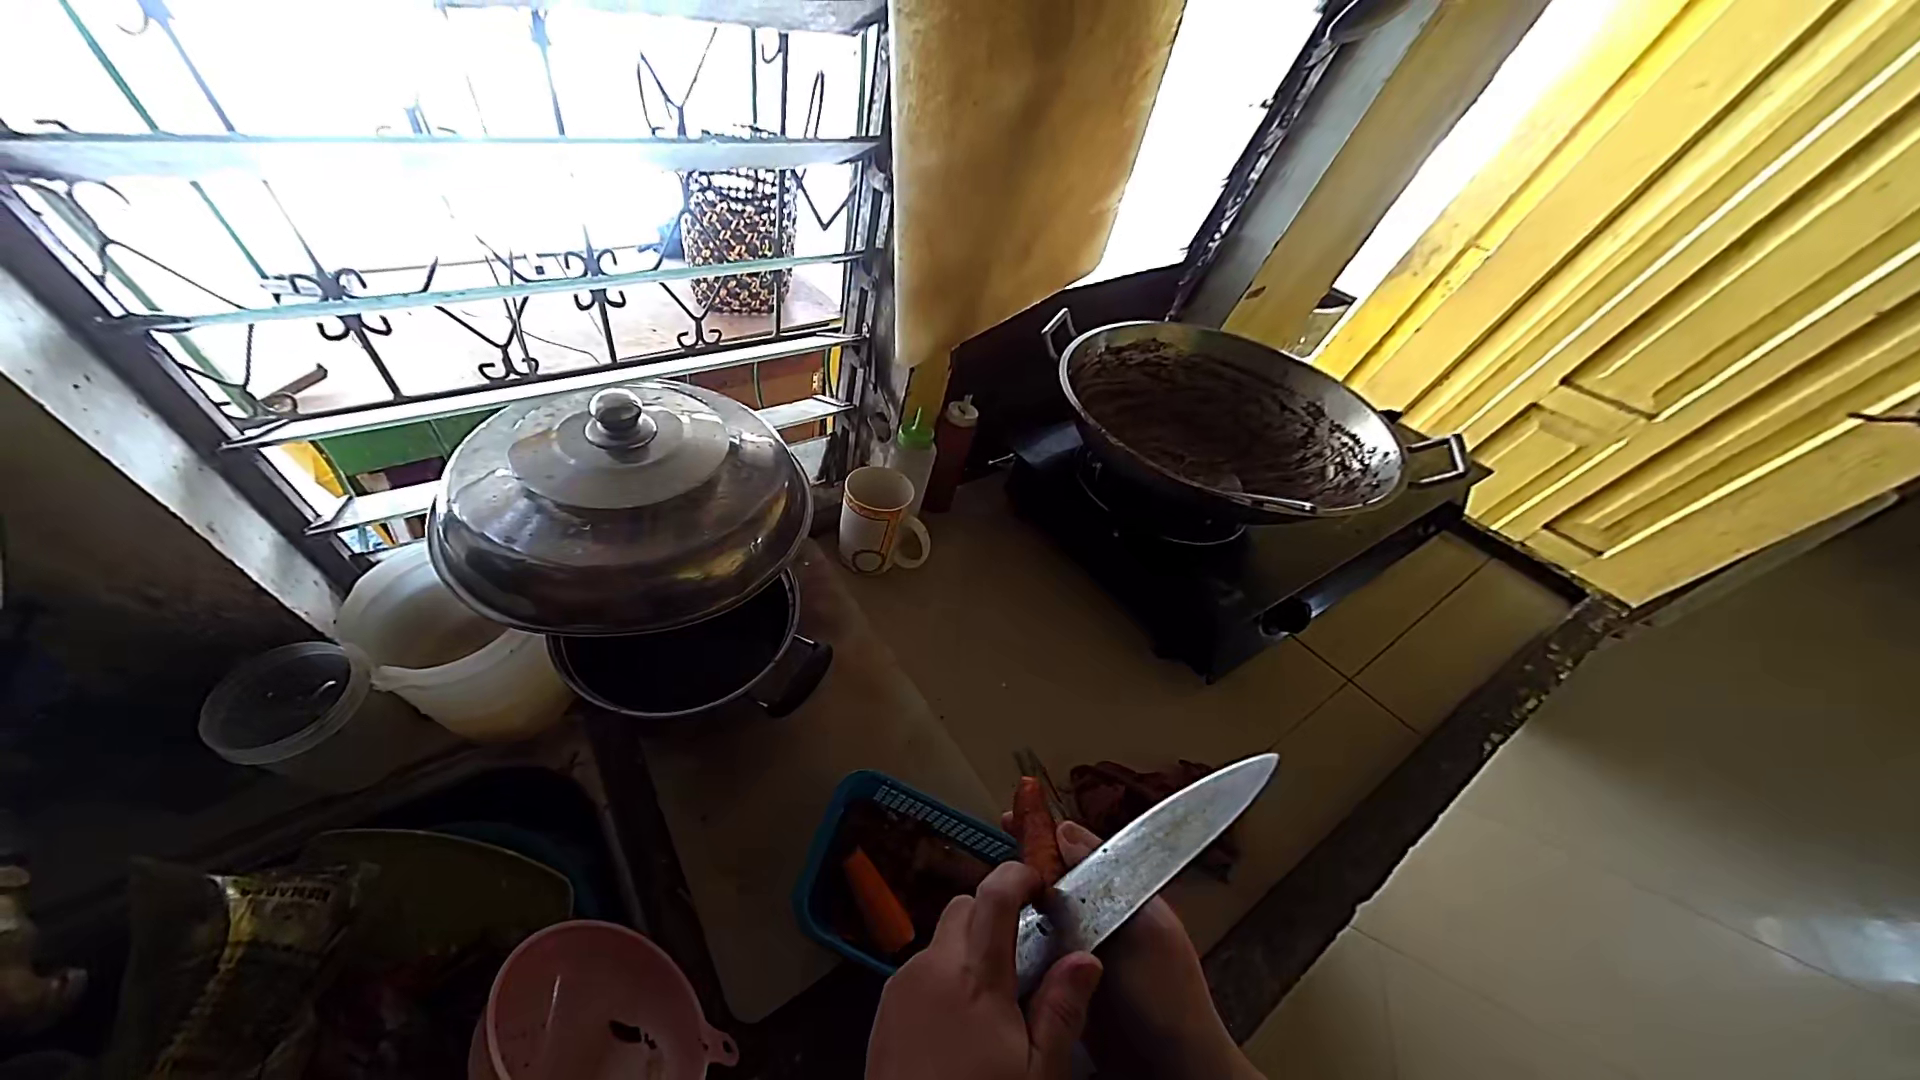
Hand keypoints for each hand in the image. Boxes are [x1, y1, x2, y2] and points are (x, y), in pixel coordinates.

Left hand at [866, 860, 1103, 1079]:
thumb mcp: (1037, 1076)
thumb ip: (1061, 1011)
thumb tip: (1085, 960)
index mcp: (974, 976)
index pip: (994, 893)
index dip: (1019, 876)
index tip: (1039, 885)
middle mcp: (932, 967)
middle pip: (965, 907)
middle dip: (994, 916)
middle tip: (1021, 955)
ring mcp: (903, 985)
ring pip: (942, 937)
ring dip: (968, 949)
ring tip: (992, 1003)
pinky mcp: (885, 1007)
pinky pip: (921, 968)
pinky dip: (944, 975)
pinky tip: (959, 1024)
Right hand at [1006, 816, 1260, 1079]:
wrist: (1174, 1073)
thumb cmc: (1170, 999)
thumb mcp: (1144, 927)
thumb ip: (1109, 877)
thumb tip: (1066, 829)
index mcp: (1122, 891)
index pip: (1077, 848)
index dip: (1044, 829)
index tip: (1014, 815)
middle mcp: (1099, 914)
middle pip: (1055, 874)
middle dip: (1024, 855)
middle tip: (999, 838)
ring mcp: (1081, 946)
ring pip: (1040, 908)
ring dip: (1016, 895)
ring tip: (989, 882)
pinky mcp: (1064, 978)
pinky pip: (1034, 947)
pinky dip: (1016, 935)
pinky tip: (996, 930)